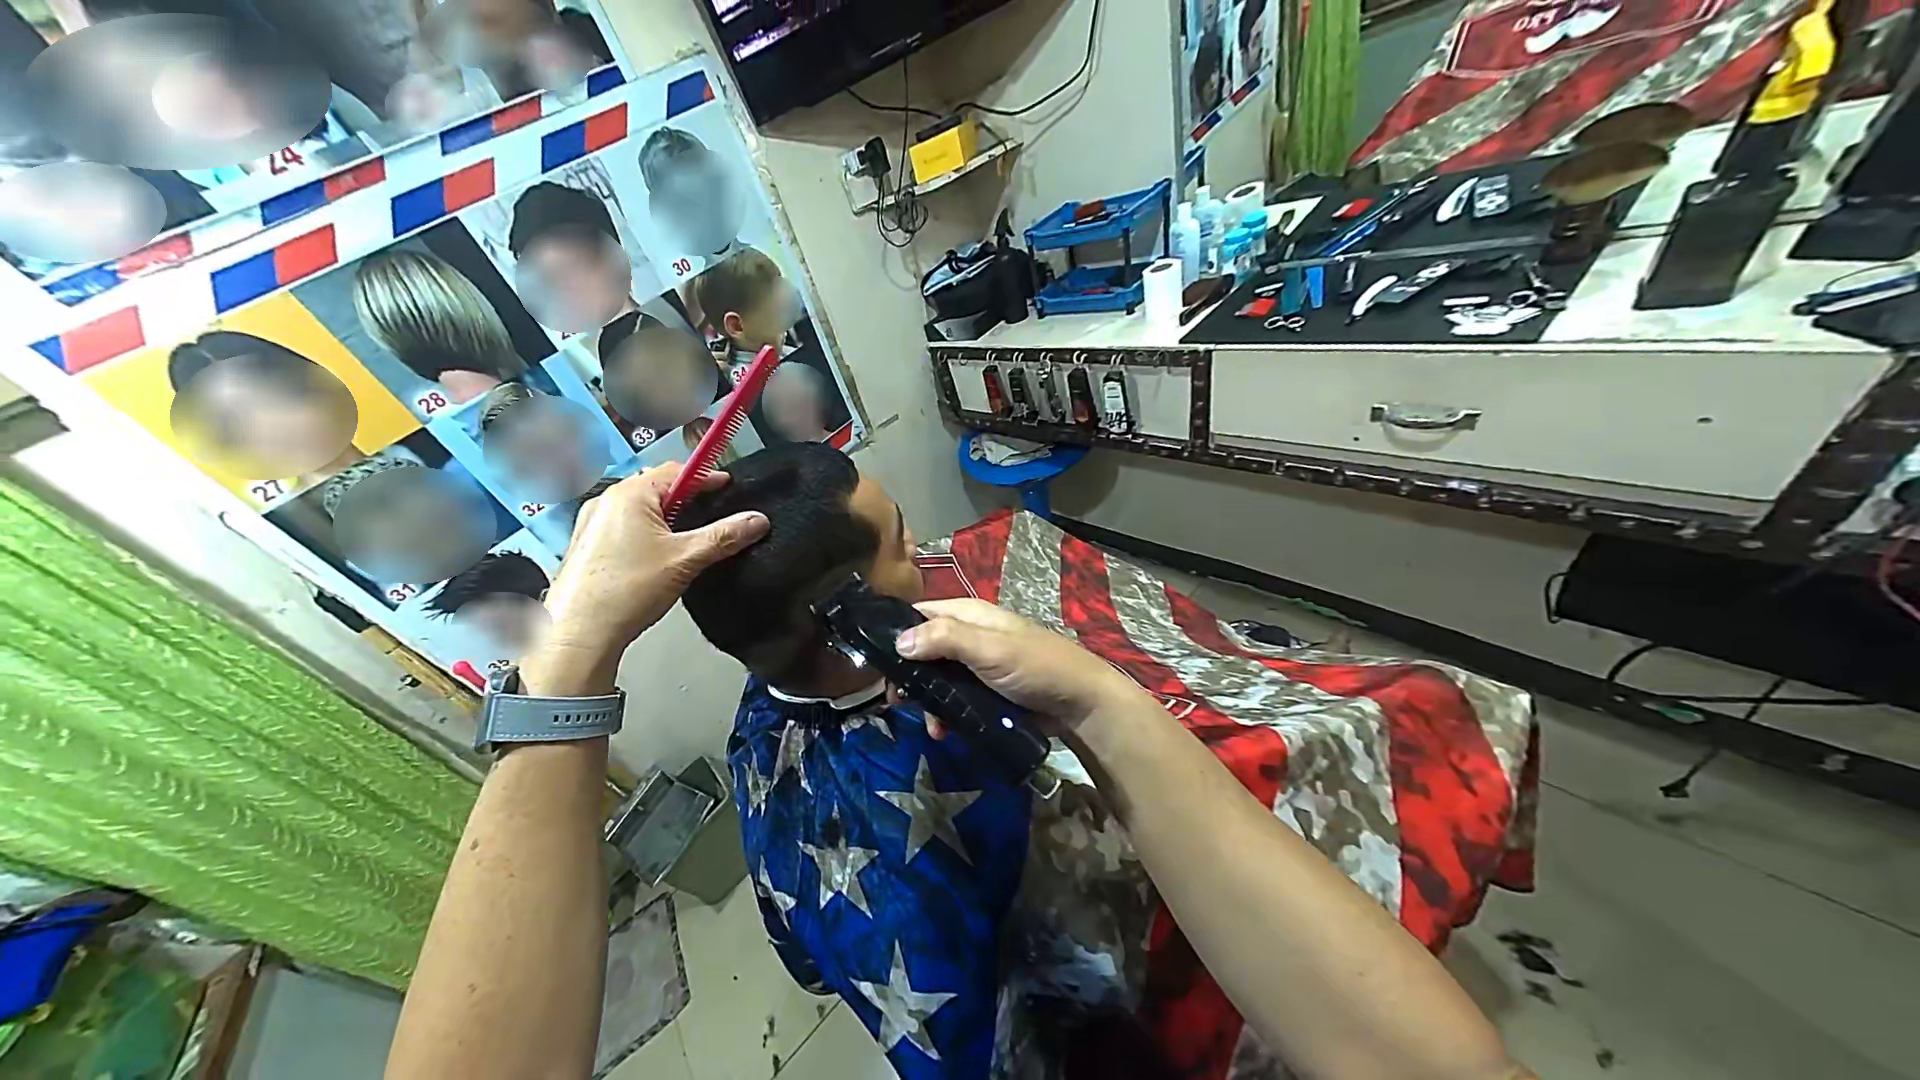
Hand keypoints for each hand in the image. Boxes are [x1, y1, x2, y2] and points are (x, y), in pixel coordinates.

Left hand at [537, 463, 767, 671]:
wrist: (579, 633)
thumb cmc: (630, 588)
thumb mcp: (687, 559)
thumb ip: (725, 535)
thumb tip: (759, 520)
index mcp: (630, 494)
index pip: (677, 471)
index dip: (707, 477)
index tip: (730, 486)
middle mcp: (606, 501)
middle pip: (657, 487)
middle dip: (688, 497)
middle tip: (714, 513)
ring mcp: (592, 523)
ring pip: (641, 508)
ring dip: (668, 516)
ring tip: (690, 538)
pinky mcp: (588, 546)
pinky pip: (626, 525)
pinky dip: (649, 531)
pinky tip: (660, 556)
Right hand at [893, 598, 1146, 737]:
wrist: (1080, 703)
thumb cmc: (1035, 666)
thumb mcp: (989, 649)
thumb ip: (945, 639)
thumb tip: (898, 641)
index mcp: (969, 615)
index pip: (919, 613)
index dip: (896, 633)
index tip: (875, 661)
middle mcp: (969, 635)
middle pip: (923, 649)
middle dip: (908, 676)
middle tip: (896, 700)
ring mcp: (977, 665)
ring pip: (936, 678)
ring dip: (927, 700)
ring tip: (929, 724)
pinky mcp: (985, 691)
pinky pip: (954, 698)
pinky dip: (945, 713)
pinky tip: (944, 731)